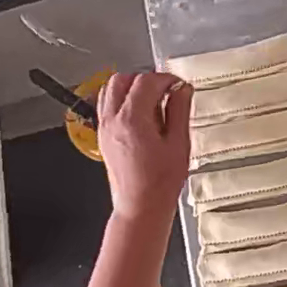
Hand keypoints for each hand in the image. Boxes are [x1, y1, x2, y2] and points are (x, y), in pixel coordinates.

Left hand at [95, 71, 193, 222]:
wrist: (140, 207)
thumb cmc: (159, 183)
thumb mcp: (179, 144)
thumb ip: (179, 111)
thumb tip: (183, 89)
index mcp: (132, 119)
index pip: (146, 81)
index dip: (166, 79)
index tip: (179, 86)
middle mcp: (113, 120)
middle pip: (123, 79)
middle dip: (146, 79)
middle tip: (166, 90)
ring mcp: (104, 127)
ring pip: (110, 89)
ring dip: (131, 87)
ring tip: (152, 100)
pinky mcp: (103, 136)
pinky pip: (106, 105)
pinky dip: (121, 100)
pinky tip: (139, 113)